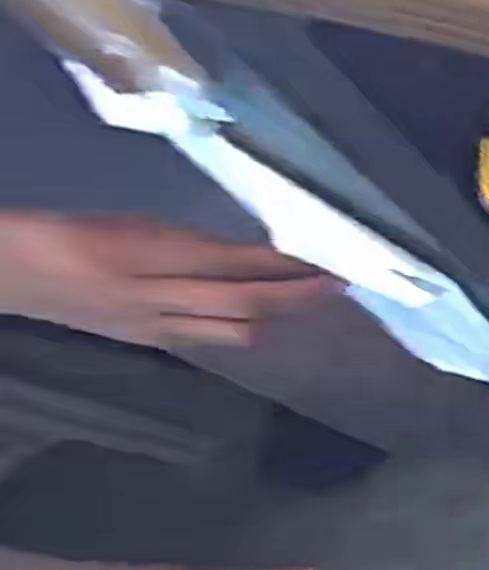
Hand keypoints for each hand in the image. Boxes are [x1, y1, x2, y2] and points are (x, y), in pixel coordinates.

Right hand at [0, 211, 340, 346]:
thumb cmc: (66, 235)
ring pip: (238, 329)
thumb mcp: (128, 225)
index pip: (226, 262)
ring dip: (282, 315)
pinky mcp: (149, 344)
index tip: (324, 259)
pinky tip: (271, 316)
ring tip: (313, 299)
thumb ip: (197, 244)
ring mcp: (146, 325)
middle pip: (242, 302)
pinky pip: (215, 341)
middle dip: (298, 294)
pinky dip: (250, 328)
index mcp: (127, 254)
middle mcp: (141, 296)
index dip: (282, 264)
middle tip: (340, 284)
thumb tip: (267, 256)